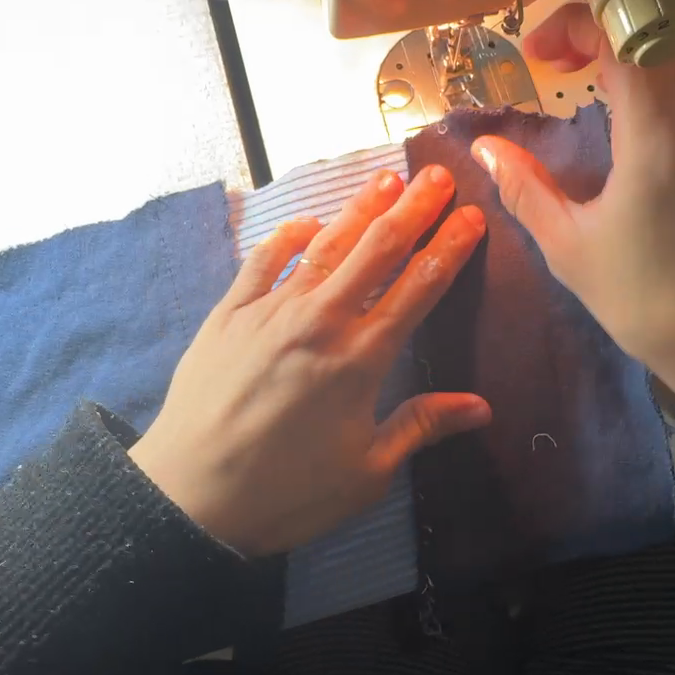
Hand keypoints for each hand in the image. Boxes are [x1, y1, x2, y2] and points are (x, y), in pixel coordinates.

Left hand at [129, 166, 490, 556]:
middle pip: (375, 251)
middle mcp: (319, 322)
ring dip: (357, 210)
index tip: (472, 217)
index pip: (417, 289)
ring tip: (384, 178)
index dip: (448, 249)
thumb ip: (421, 427)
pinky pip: (261, 263)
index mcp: (360, 359)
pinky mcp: (227, 316)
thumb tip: (481, 407)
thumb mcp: (367, 472)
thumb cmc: (288, 492)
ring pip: (324, 247)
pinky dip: (286, 238)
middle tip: (436, 176)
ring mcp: (268, 313)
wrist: (192, 498)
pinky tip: (306, 222)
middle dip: (411, 209)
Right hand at [473, 2, 674, 420]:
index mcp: (658, 135)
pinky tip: (646, 105)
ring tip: (606, 76)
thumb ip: (523, 188)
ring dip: (648, 32)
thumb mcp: (567, 247)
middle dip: (606, 19)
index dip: (575, 22)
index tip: (538, 55)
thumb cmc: (641, 298)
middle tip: (564, 61)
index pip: (626, 27)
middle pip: (666, 11)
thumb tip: (483, 147)